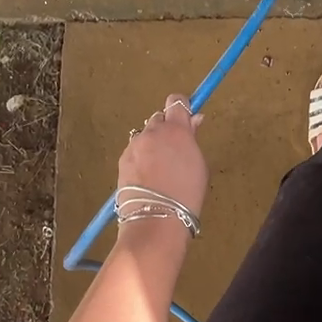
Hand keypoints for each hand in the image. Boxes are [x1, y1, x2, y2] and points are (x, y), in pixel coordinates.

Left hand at [118, 95, 207, 217]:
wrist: (156, 219)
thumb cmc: (187, 194)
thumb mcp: (199, 164)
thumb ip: (193, 139)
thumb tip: (193, 120)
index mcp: (176, 129)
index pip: (177, 101)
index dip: (181, 108)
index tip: (186, 119)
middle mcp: (153, 131)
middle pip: (159, 119)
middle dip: (166, 129)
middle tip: (173, 151)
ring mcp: (134, 145)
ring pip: (145, 136)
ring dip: (152, 144)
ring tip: (159, 169)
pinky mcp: (122, 160)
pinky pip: (134, 151)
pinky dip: (140, 158)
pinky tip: (147, 178)